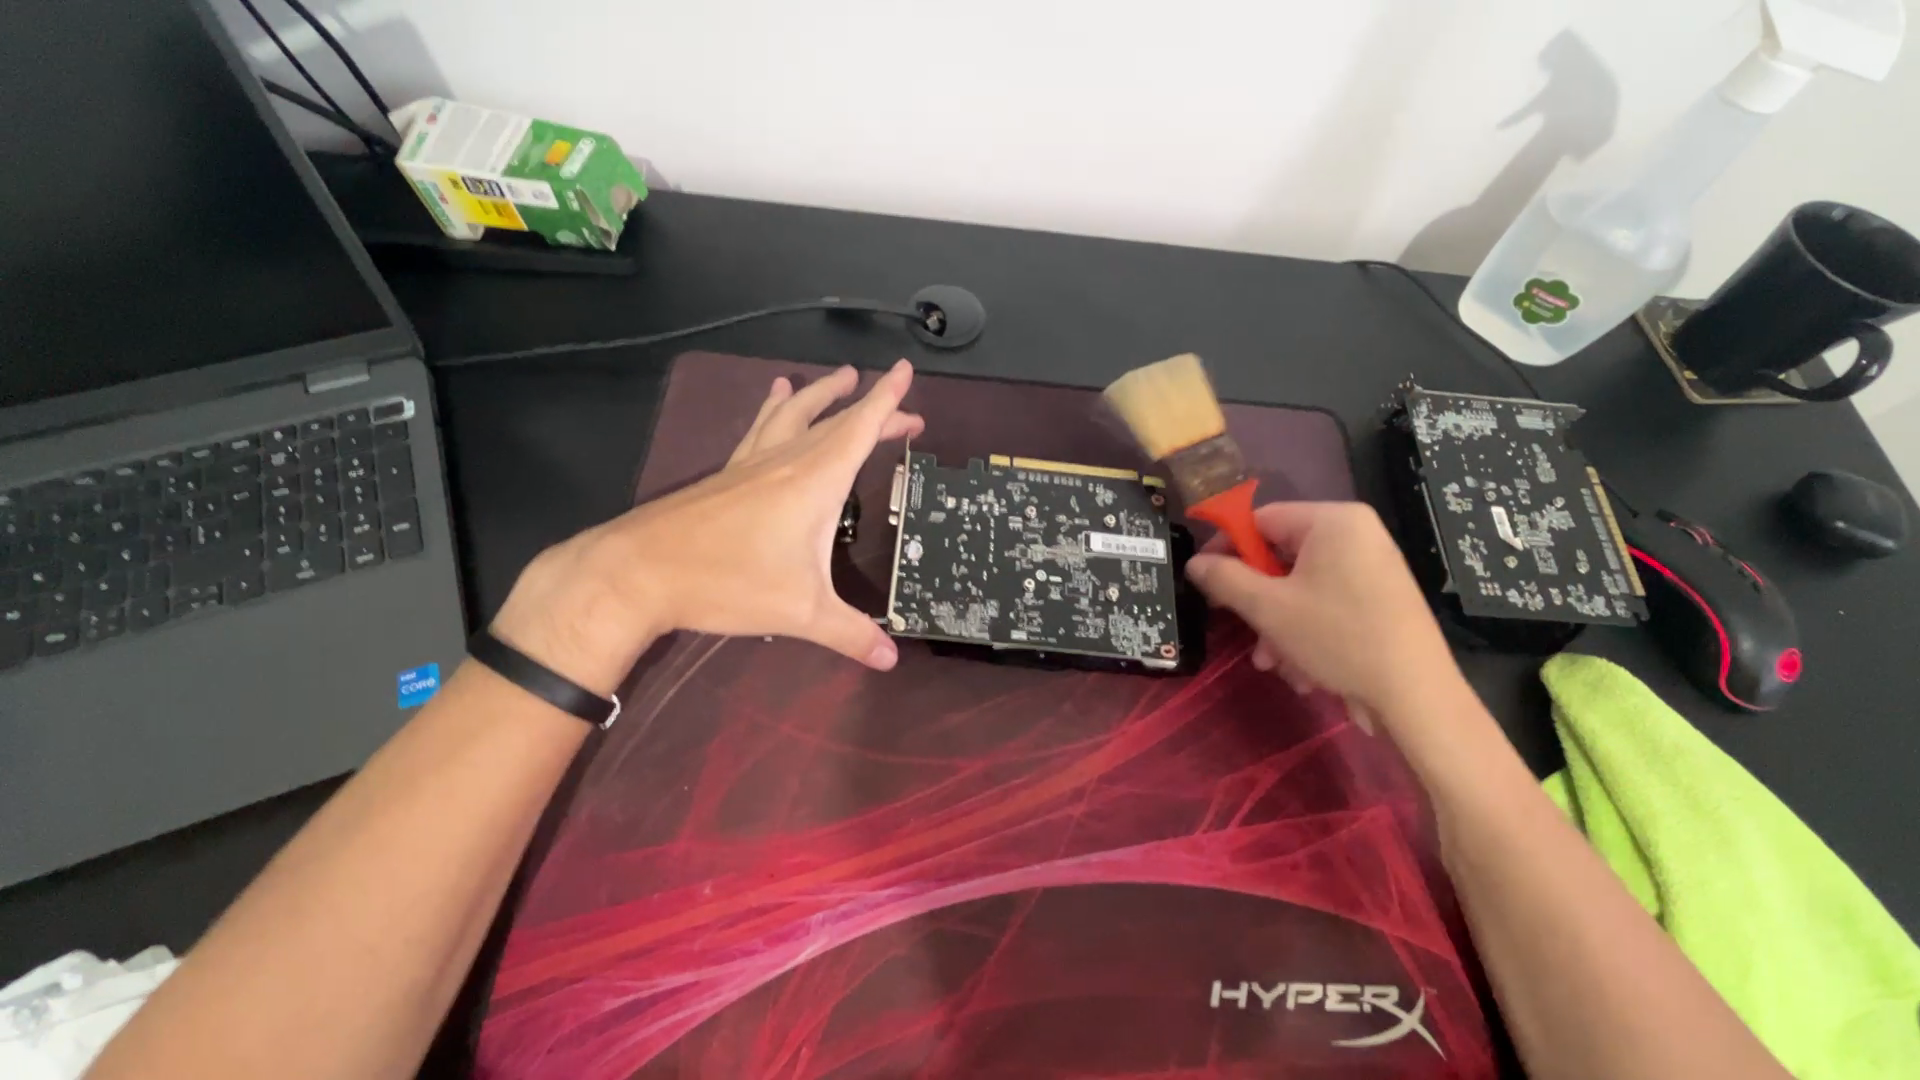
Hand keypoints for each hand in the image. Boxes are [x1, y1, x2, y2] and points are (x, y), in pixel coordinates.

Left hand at [491, 360, 923, 694]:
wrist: (641, 571)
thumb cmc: (728, 583)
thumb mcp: (800, 612)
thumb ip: (850, 634)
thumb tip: (891, 660)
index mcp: (814, 481)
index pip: (859, 428)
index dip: (886, 399)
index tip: (904, 369)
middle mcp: (785, 462)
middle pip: (836, 423)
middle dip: (872, 409)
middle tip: (904, 410)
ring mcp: (751, 465)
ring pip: (794, 416)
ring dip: (822, 395)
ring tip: (839, 377)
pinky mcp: (727, 476)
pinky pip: (760, 429)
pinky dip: (775, 410)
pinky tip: (774, 399)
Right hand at [1183, 502, 1464, 730]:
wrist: (1415, 694)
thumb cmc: (1337, 638)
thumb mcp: (1268, 608)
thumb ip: (1225, 579)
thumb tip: (1195, 563)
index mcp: (1333, 522)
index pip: (1261, 519)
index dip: (1226, 548)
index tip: (1204, 580)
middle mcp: (1356, 534)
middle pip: (1281, 556)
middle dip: (1256, 599)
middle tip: (1240, 629)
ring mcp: (1373, 567)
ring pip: (1301, 586)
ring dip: (1276, 624)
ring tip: (1272, 662)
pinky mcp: (1381, 599)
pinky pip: (1326, 602)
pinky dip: (1306, 630)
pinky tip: (1302, 668)